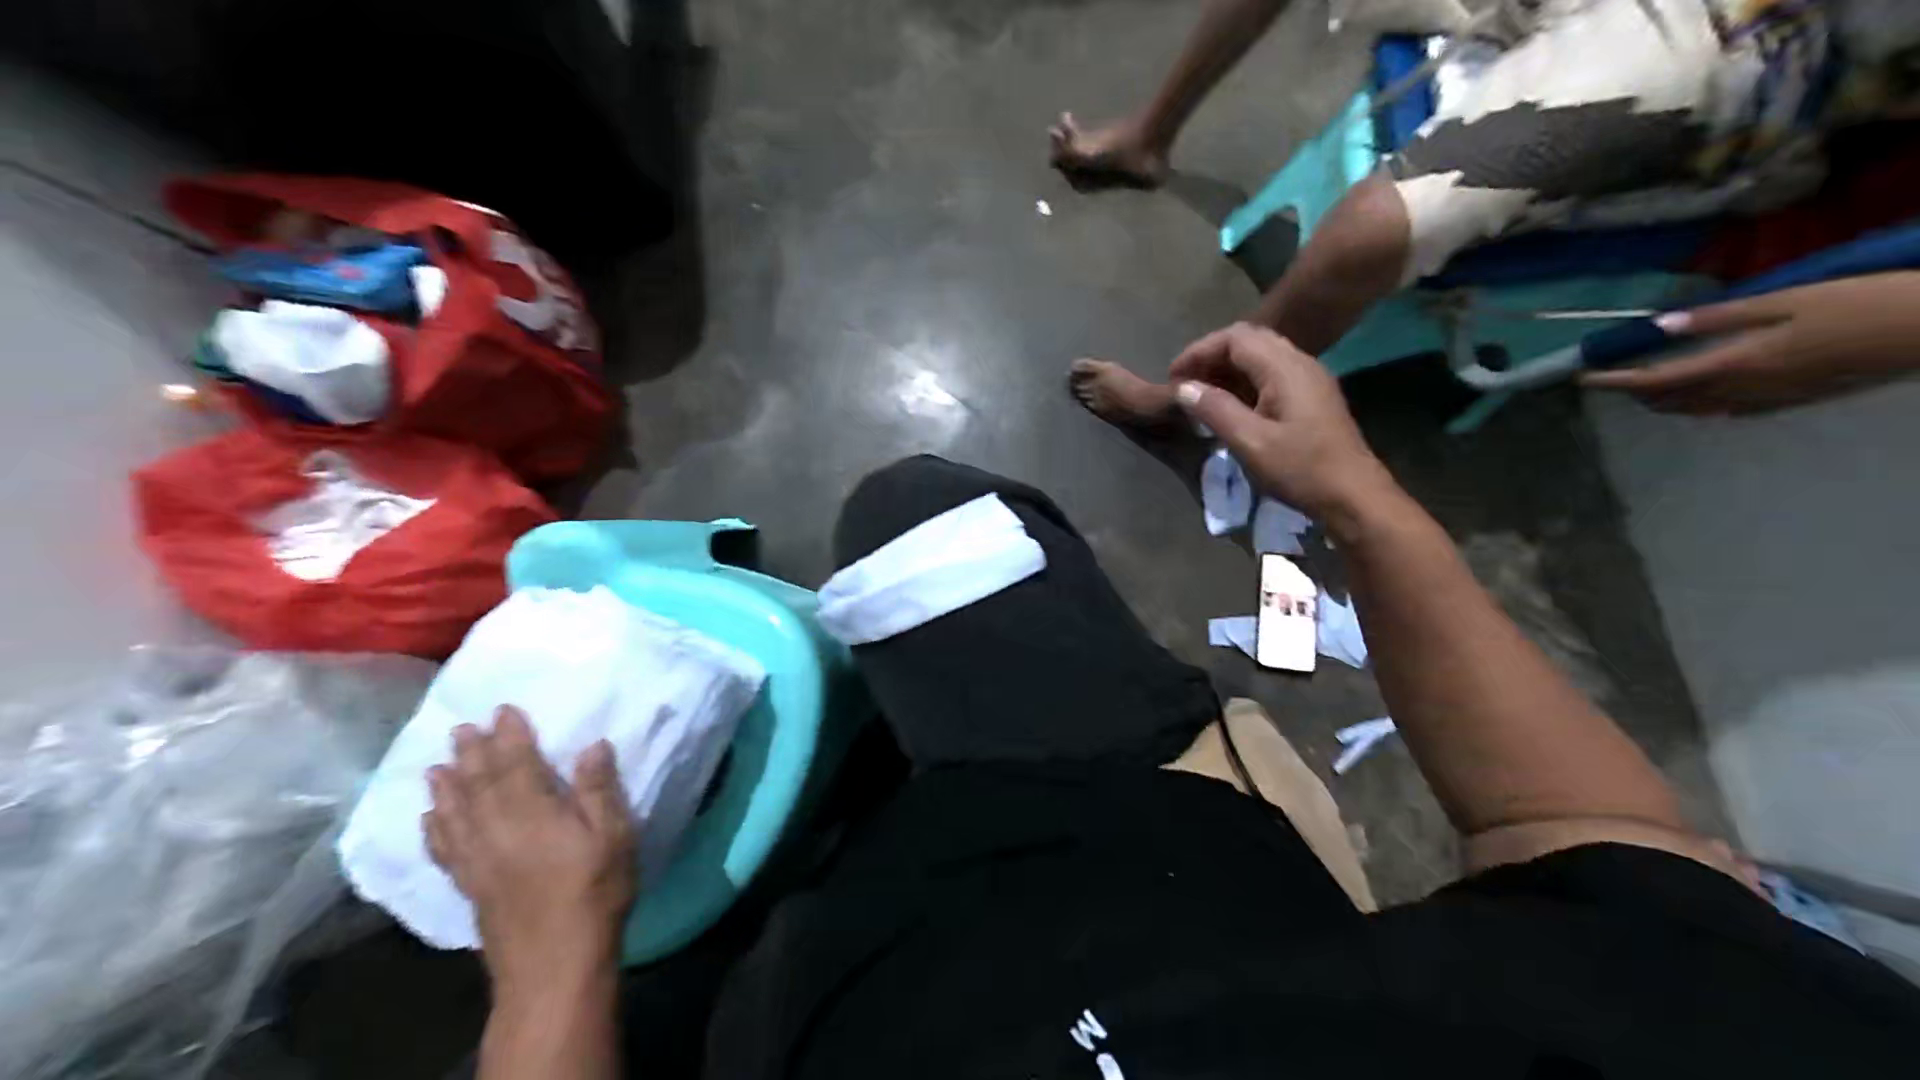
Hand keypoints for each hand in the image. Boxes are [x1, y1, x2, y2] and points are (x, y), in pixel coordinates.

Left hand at [424, 706, 636, 993]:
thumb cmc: (594, 892)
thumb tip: (592, 745)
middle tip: (462, 728)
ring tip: (437, 764)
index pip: (517, 765)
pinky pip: (445, 848)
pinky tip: (431, 817)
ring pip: (456, 813)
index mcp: (533, 815)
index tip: (503, 710)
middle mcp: (497, 831)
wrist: (554, 964)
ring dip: (447, 785)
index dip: (510, 736)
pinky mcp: (470, 886)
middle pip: (479, 784)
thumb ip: (599, 790)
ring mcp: (478, 860)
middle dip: (472, 753)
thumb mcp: (614, 837)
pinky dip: (435, 827)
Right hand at [1169, 323, 1396, 521]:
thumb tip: (1184, 387)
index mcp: (1285, 368)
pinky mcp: (1312, 397)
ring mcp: (1310, 379)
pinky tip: (1230, 405)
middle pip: (1249, 340)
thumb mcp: (1250, 442)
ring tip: (1201, 394)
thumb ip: (1215, 409)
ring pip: (1261, 356)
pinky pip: (1272, 374)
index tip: (1173, 377)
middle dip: (1211, 356)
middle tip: (1185, 382)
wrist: (1354, 495)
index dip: (1199, 351)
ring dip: (1227, 368)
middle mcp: (1300, 363)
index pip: (1235, 338)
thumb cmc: (1301, 469)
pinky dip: (1244, 381)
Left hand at [1580, 272, 1919, 414]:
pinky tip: (1699, 395)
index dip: (1613, 381)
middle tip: (1612, 378)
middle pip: (1669, 399)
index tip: (1582, 378)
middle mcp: (1743, 389)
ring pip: (1696, 409)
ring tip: (1644, 386)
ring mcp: (1769, 399)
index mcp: (1735, 363)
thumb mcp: (1787, 300)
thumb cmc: (1864, 304)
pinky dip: (1700, 405)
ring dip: (1663, 400)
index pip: (1654, 380)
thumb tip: (1658, 326)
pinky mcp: (1792, 402)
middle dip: (1634, 392)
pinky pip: (1730, 411)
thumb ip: (1719, 316)